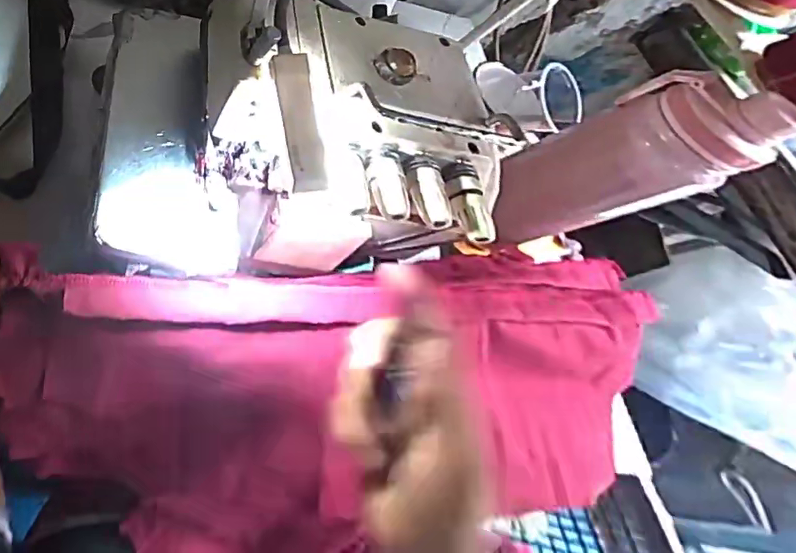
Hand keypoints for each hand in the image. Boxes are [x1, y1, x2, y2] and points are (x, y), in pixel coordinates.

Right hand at [329, 266, 488, 552]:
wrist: (417, 546)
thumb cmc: (446, 500)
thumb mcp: (453, 448)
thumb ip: (442, 393)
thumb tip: (431, 340)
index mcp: (444, 382)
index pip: (429, 325)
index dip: (412, 295)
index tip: (390, 271)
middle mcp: (415, 383)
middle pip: (381, 340)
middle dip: (368, 362)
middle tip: (368, 379)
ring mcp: (388, 403)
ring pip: (355, 372)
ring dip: (357, 408)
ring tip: (374, 446)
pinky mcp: (363, 422)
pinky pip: (342, 403)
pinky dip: (349, 428)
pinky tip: (367, 456)